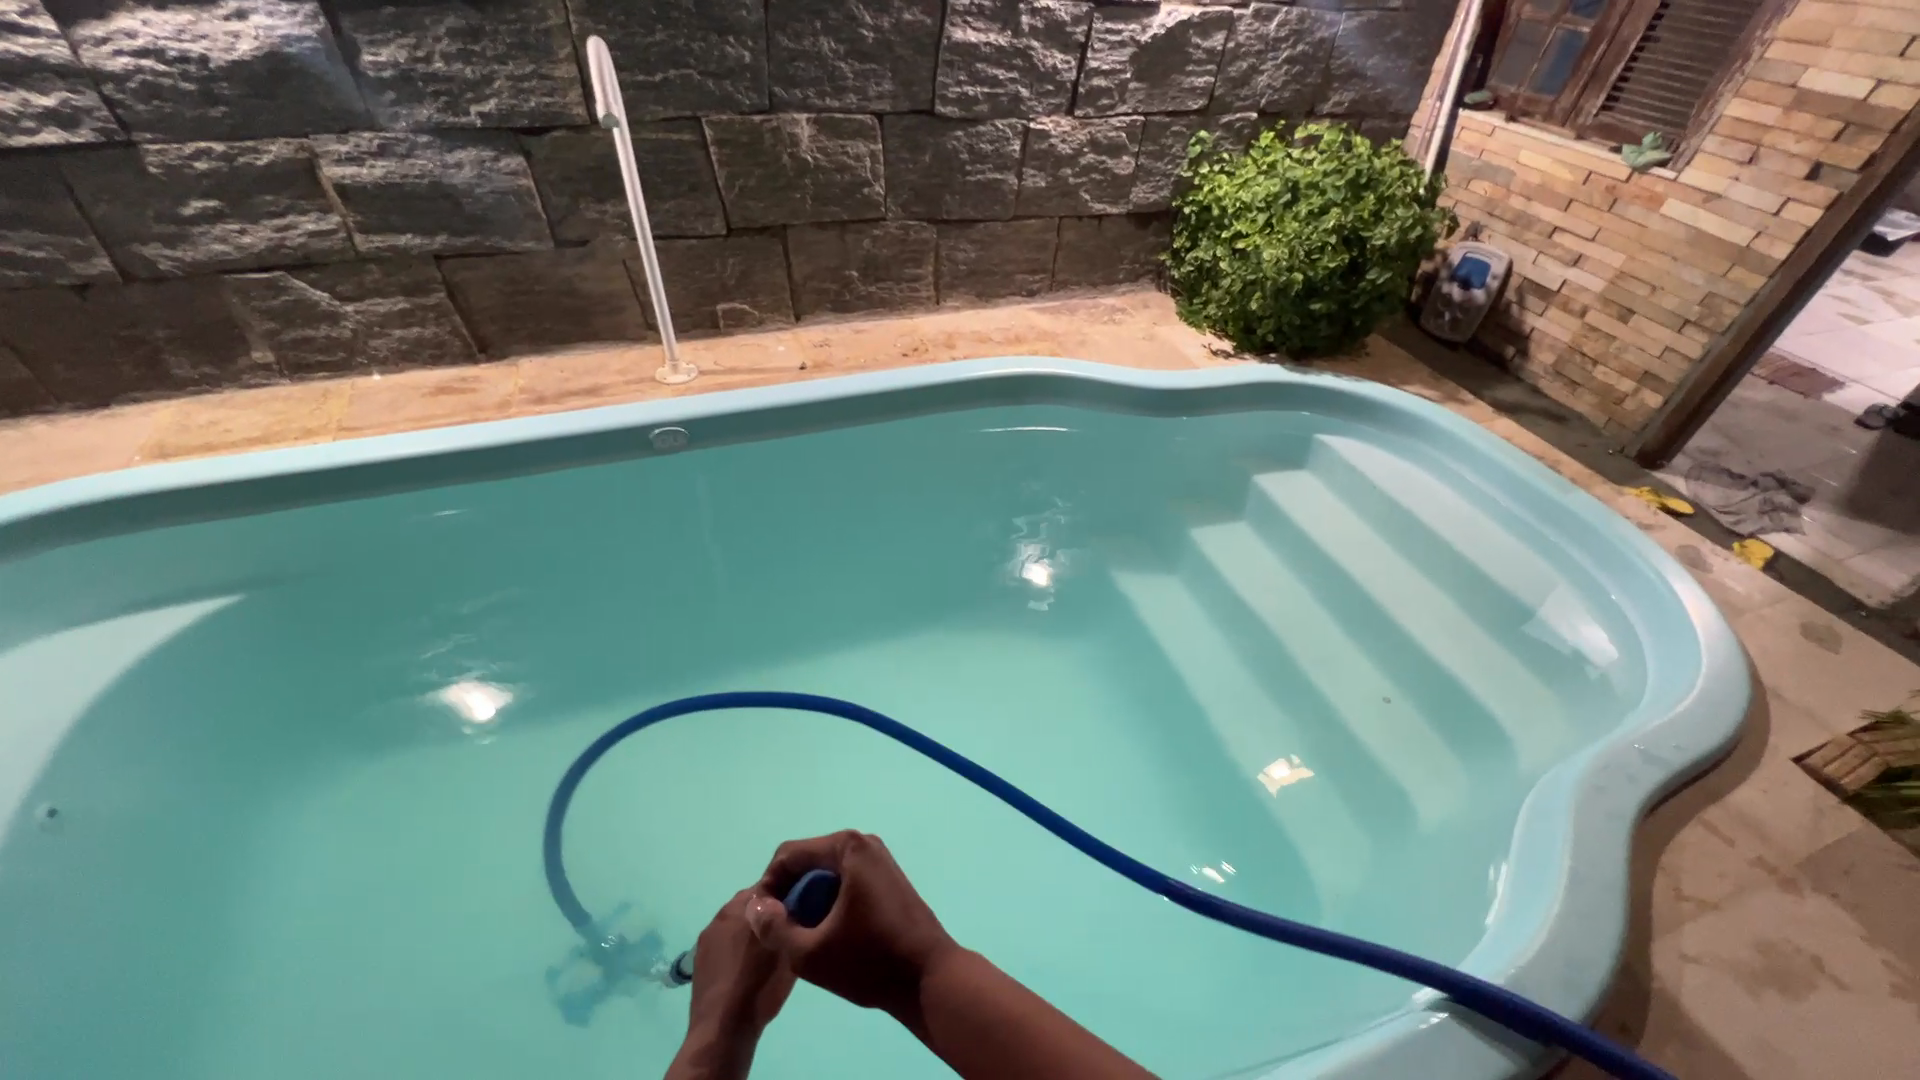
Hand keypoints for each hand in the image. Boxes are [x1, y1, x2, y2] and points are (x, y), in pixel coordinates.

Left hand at [685, 888, 795, 1042]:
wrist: (724, 1027)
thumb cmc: (762, 983)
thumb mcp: (790, 946)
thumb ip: (793, 917)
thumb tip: (797, 902)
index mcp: (745, 903)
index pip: (771, 883)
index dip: (787, 893)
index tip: (799, 908)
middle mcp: (723, 912)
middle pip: (752, 902)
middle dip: (768, 911)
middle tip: (785, 931)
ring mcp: (707, 936)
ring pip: (736, 922)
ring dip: (749, 929)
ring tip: (765, 953)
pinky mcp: (699, 958)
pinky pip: (724, 942)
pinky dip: (735, 948)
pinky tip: (745, 968)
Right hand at [745, 831, 959, 1021]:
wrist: (928, 978)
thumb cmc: (869, 962)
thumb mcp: (809, 954)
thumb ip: (773, 928)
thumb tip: (755, 907)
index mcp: (847, 847)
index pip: (788, 856)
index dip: (768, 887)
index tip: (762, 923)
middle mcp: (864, 843)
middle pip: (808, 861)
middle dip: (789, 893)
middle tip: (779, 931)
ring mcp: (879, 859)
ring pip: (826, 873)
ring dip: (808, 899)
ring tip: (799, 935)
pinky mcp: (887, 877)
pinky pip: (845, 880)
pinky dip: (829, 901)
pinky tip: (826, 933)